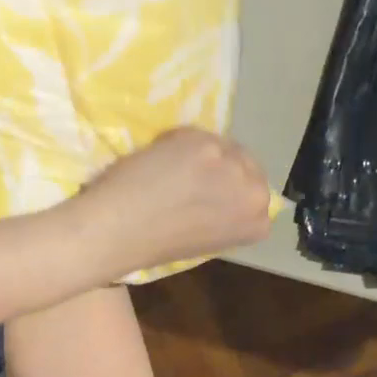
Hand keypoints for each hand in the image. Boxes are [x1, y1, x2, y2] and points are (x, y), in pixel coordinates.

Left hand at [68, 127, 273, 278]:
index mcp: (256, 222)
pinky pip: (190, 133)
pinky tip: (153, 157)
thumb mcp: (204, 237)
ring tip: (166, 165)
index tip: (205, 185)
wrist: (120, 230)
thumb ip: (219, 212)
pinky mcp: (204, 144)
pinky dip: (171, 140)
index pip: (252, 190)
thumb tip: (213, 190)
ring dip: (196, 151)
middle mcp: (255, 193)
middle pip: (242, 163)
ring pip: (218, 145)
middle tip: (186, 169)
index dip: (226, 183)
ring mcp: (232, 165)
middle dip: (217, 164)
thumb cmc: (151, 244)